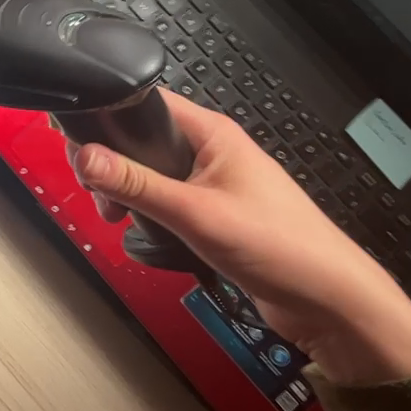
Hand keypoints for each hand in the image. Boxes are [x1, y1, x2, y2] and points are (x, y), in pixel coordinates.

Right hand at [71, 90, 410, 385]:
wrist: (336, 308)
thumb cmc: (276, 247)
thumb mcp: (195, 213)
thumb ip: (136, 183)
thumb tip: (81, 155)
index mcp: (210, 132)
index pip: (143, 102)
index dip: (105, 115)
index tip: (74, 143)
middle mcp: (208, 149)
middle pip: (139, 139)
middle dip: (108, 162)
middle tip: (93, 190)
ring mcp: (211, 180)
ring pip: (147, 171)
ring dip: (124, 190)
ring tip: (112, 216)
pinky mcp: (212, 210)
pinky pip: (163, 197)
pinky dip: (144, 209)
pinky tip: (135, 228)